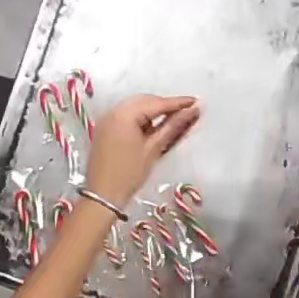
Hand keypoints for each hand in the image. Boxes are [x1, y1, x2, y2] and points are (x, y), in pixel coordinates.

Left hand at [83, 95, 200, 206]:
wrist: (102, 196)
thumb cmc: (129, 174)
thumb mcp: (153, 149)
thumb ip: (172, 126)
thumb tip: (193, 110)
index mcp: (124, 114)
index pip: (156, 103)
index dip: (177, 103)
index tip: (196, 102)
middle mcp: (112, 111)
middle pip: (144, 101)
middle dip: (164, 105)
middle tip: (185, 112)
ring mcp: (106, 120)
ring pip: (134, 107)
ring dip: (152, 111)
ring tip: (171, 119)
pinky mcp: (104, 129)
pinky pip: (125, 116)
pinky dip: (139, 118)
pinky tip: (151, 127)